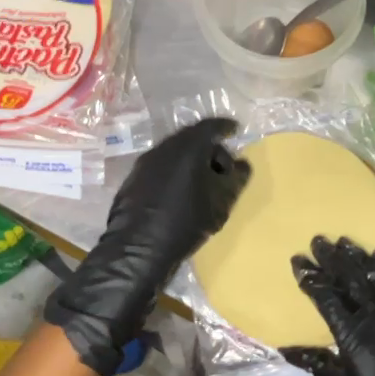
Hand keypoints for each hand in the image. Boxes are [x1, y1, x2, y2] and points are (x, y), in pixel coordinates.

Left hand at [44, 118, 250, 374]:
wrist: (137, 248)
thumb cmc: (187, 220)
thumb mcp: (222, 201)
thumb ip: (236, 177)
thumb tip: (241, 163)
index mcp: (188, 146)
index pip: (211, 126)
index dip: (226, 127)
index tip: (235, 130)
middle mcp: (165, 147)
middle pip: (191, 137)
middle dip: (209, 146)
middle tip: (223, 162)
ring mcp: (145, 162)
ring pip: (174, 152)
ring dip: (191, 161)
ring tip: (204, 180)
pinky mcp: (133, 179)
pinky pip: (161, 166)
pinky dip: (175, 171)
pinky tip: (181, 191)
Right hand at [282, 237, 374, 375]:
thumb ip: (318, 365)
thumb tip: (285, 348)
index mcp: (355, 337)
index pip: (329, 299)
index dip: (312, 279)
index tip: (297, 260)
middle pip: (352, 281)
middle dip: (334, 260)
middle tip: (318, 240)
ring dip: (360, 259)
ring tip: (344, 241)